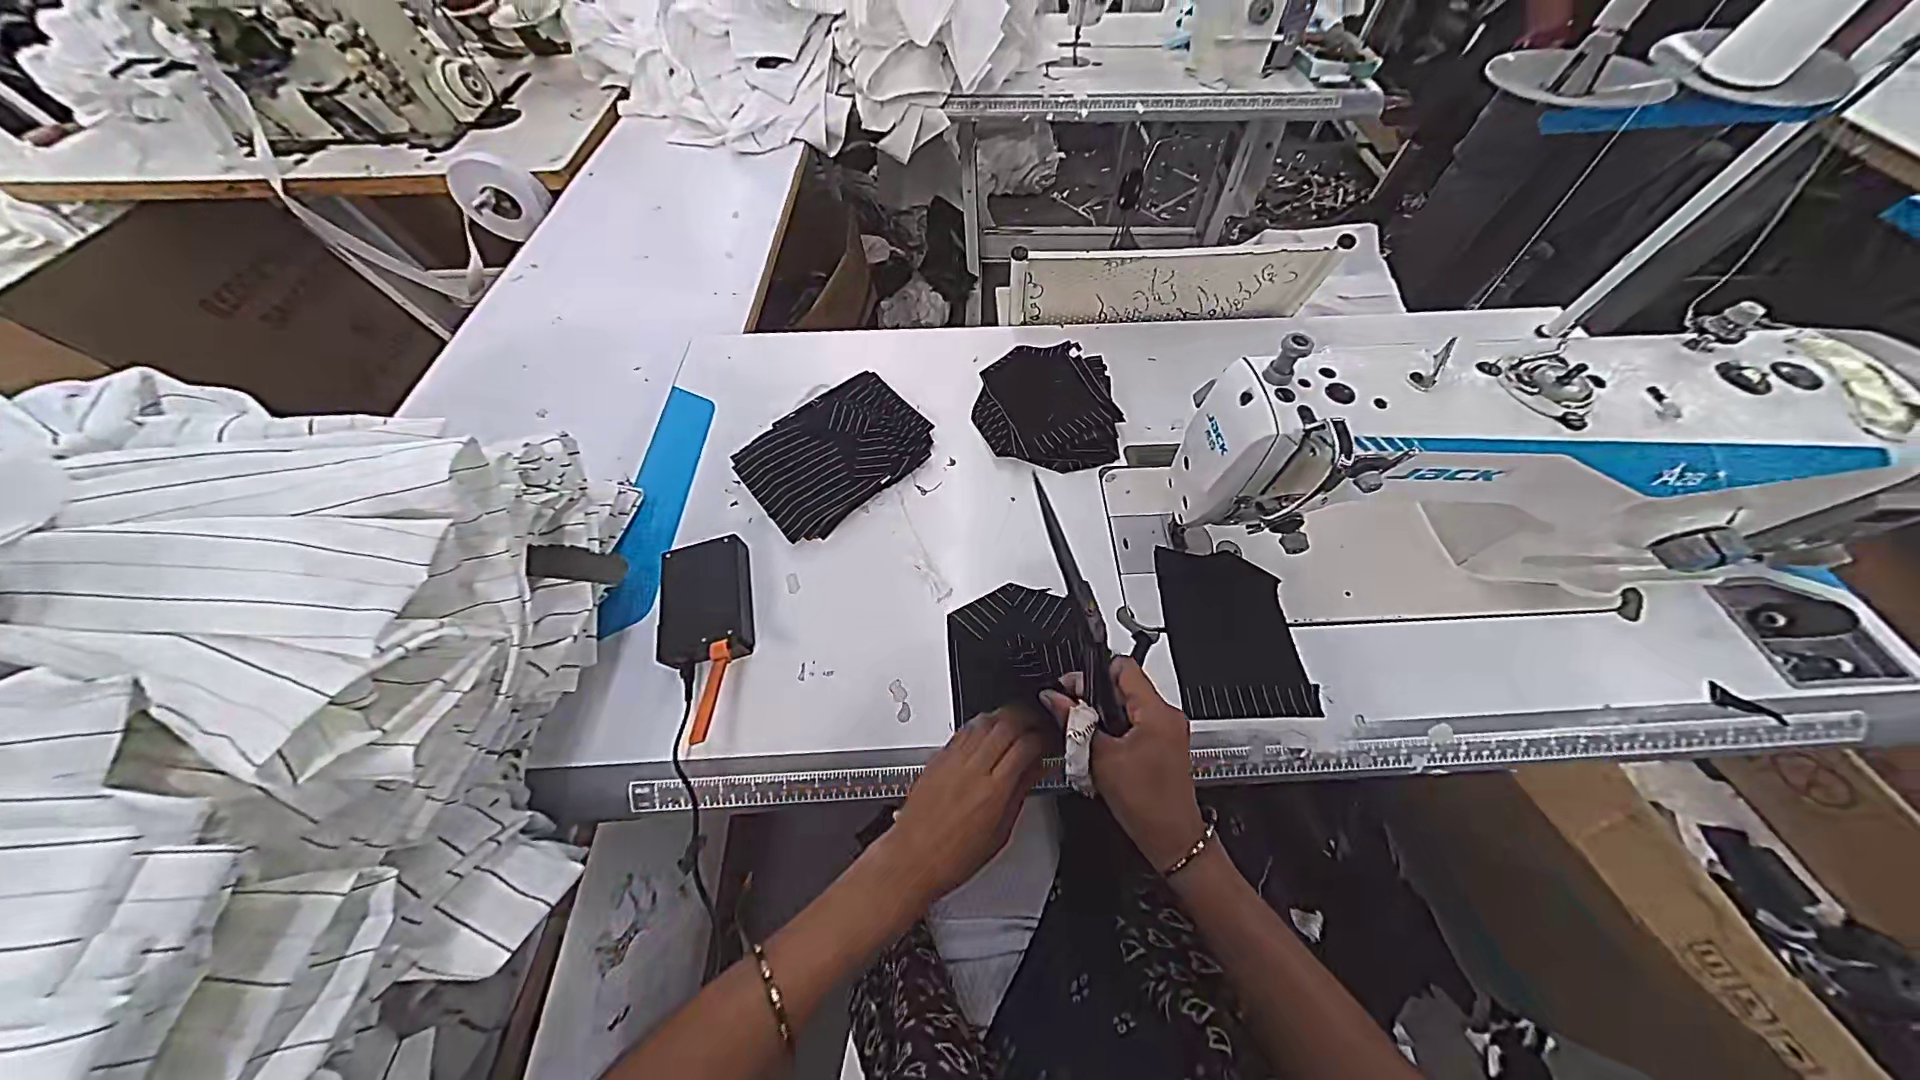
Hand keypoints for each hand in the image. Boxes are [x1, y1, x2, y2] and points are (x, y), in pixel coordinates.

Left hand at [878, 706, 1045, 908]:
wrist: (913, 858)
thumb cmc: (953, 856)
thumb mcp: (1000, 832)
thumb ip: (1020, 793)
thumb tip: (1034, 770)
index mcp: (994, 791)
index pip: (1026, 746)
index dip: (1043, 738)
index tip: (1047, 741)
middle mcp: (973, 770)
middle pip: (1007, 724)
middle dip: (1028, 718)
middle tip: (1037, 725)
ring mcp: (954, 761)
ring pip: (985, 720)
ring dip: (1005, 717)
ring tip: (1016, 723)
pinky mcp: (938, 758)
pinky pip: (964, 730)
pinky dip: (981, 725)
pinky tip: (987, 732)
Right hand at [1041, 659, 1205, 870]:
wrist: (1172, 840)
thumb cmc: (1148, 805)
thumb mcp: (1100, 757)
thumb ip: (1074, 722)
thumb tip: (1055, 699)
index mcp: (1156, 711)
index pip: (1122, 667)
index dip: (1092, 673)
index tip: (1072, 688)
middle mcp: (1167, 716)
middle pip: (1123, 686)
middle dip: (1094, 698)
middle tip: (1074, 715)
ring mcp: (1168, 731)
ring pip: (1127, 706)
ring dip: (1103, 717)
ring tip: (1088, 738)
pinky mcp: (1164, 745)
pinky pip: (1135, 724)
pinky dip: (1115, 731)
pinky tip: (1102, 751)